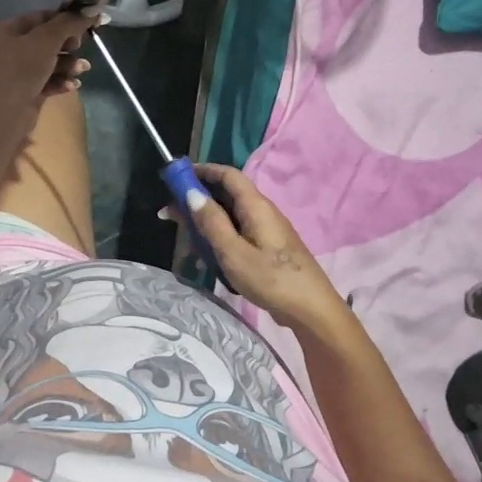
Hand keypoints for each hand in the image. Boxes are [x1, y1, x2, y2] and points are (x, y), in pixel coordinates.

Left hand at [0, 10, 97, 179]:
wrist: (4, 114)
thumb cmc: (22, 69)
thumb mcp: (46, 40)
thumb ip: (69, 23)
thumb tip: (92, 10)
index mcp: (9, 29)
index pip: (43, 16)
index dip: (66, 19)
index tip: (89, 23)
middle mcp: (12, 47)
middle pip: (48, 39)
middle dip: (69, 45)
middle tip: (81, 48)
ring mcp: (19, 71)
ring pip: (51, 61)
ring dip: (69, 64)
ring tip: (80, 71)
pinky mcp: (28, 91)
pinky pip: (49, 80)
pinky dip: (61, 81)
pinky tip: (72, 85)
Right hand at [170, 163, 347, 331]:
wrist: (311, 310)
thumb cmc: (271, 279)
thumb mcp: (233, 252)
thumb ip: (212, 222)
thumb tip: (191, 193)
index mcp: (256, 206)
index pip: (228, 175)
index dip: (202, 171)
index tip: (176, 176)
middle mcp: (262, 212)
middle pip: (227, 195)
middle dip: (198, 200)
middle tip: (170, 214)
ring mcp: (267, 230)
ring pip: (231, 216)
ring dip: (206, 222)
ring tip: (185, 240)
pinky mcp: (268, 248)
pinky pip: (238, 233)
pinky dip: (219, 238)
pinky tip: (207, 257)